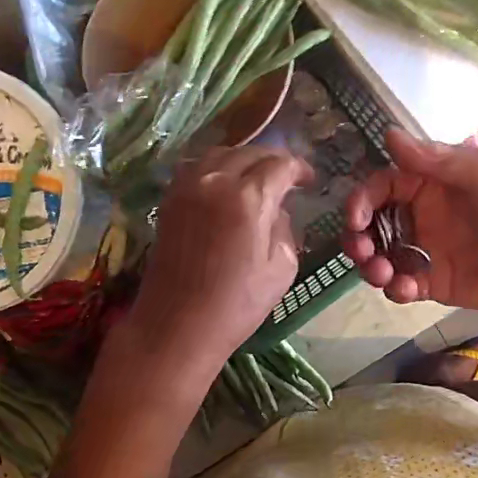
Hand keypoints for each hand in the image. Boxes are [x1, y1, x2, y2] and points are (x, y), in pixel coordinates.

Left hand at [129, 147, 312, 365]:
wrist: (177, 325)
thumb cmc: (236, 304)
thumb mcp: (281, 268)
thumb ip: (284, 227)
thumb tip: (275, 210)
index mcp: (249, 197)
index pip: (280, 164)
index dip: (300, 168)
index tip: (309, 180)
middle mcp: (215, 181)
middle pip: (250, 152)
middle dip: (273, 160)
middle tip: (286, 178)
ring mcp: (186, 187)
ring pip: (220, 154)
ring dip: (243, 160)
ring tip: (255, 178)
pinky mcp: (168, 200)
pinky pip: (195, 167)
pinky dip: (215, 168)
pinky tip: (224, 187)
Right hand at [342, 128, 477, 321]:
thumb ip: (437, 159)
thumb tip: (387, 133)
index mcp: (438, 182)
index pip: (386, 184)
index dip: (364, 198)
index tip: (355, 218)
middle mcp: (430, 213)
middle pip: (377, 221)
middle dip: (359, 234)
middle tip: (360, 249)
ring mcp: (434, 250)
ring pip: (384, 253)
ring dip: (371, 261)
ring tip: (381, 273)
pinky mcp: (440, 283)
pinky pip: (404, 283)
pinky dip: (395, 287)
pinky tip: (405, 288)